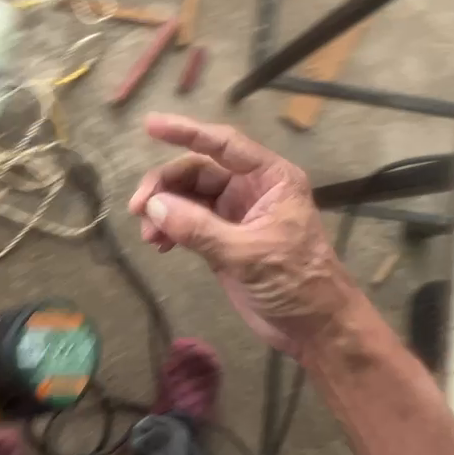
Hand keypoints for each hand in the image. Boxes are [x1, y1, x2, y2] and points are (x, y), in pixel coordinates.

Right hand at [128, 113, 355, 356]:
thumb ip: (199, 228)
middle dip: (165, 186)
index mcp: (269, 179)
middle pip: (197, 171)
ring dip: (164, 211)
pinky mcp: (223, 239)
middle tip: (138, 209)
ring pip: (188, 197)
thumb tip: (154, 206)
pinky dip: (170, 229)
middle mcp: (251, 188)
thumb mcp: (248, 254)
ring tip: (150, 236)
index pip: (223, 144)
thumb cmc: (296, 283)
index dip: (186, 132)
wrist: (315, 329)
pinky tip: (159, 244)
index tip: (150, 125)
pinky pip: (187, 222)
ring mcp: (235, 214)